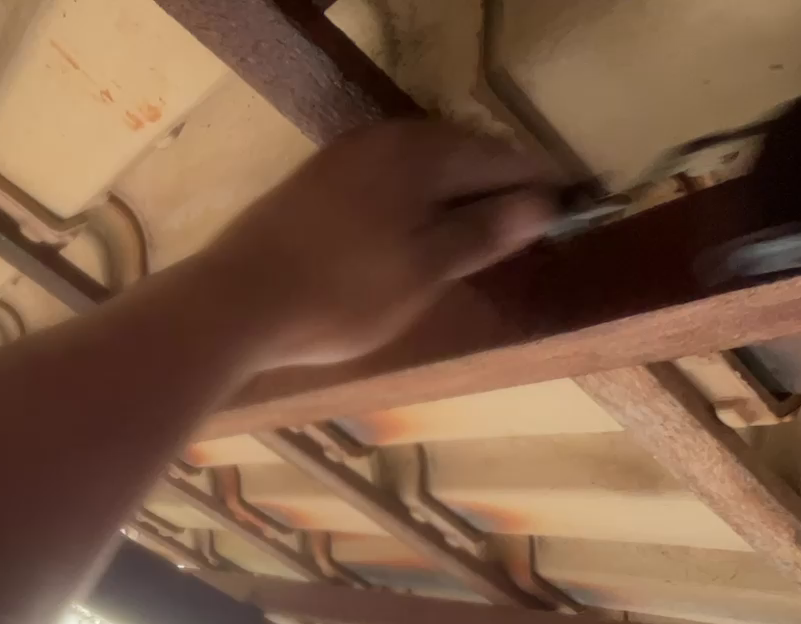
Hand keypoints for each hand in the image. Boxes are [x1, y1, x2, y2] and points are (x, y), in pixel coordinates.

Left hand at [193, 119, 555, 371]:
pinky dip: (401, 206)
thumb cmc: (338, 296)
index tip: (568, 204)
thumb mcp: (420, 272)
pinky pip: (375, 186)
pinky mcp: (305, 189)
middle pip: (456, 155)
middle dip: (490, 185)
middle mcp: (380, 141)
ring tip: (461, 233)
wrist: (232, 305)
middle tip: (516, 223)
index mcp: (422, 153)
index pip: (501, 157)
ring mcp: (336, 161)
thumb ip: (479, 233)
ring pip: (411, 170)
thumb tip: (541, 202)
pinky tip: (398, 236)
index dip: (537, 182)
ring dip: (443, 195)